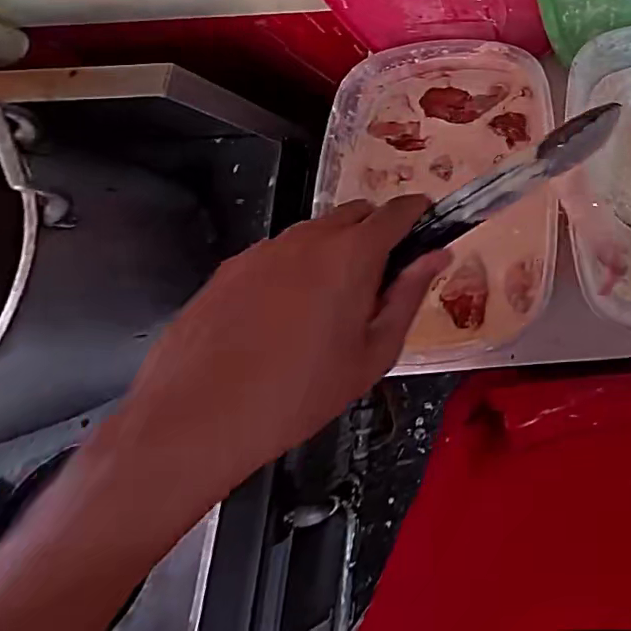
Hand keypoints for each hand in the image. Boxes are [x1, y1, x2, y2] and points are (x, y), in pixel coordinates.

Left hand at [113, 195, 449, 496]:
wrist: (193, 420)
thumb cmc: (298, 394)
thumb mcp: (372, 354)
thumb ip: (409, 295)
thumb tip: (437, 256)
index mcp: (353, 254)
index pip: (398, 210)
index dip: (419, 212)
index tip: (427, 226)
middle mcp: (310, 238)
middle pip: (358, 213)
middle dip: (377, 232)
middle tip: (378, 280)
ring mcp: (265, 249)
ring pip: (316, 232)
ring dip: (335, 250)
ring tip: (325, 306)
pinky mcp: (231, 266)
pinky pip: (279, 252)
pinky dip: (294, 267)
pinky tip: (280, 317)